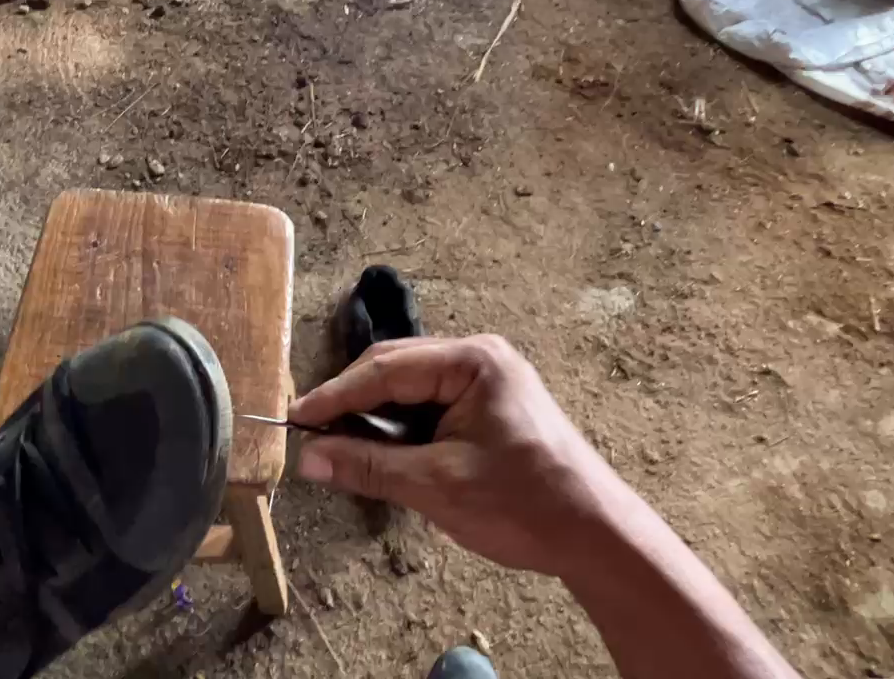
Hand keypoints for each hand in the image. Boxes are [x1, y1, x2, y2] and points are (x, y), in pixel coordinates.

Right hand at [289, 334, 610, 577]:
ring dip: (377, 414)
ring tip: (343, 442)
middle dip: (354, 401)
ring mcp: (486, 376)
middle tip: (313, 432)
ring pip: (411, 385)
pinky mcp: (489, 401)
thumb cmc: (522, 506)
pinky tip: (385, 446)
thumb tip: (307, 457)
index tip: (295, 417)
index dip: (335, 395)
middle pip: (396, 368)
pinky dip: (403, 423)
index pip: (385, 369)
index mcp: (471, 360)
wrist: (598, 537)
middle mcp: (478, 355)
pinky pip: (431, 401)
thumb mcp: (436, 486)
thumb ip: (368, 466)